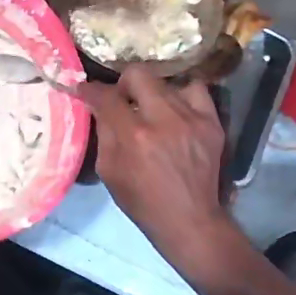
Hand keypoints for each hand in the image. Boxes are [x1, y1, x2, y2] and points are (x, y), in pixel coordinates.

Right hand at [77, 68, 235, 260]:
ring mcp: (191, 118)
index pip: (106, 95)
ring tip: (150, 108)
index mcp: (133, 135)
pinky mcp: (211, 122)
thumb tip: (97, 106)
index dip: (90, 89)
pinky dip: (181, 94)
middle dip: (122, 83)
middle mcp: (163, 119)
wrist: (189, 219)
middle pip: (138, 74)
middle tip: (121, 99)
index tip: (84, 89)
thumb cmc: (142, 200)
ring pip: (165, 81)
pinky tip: (175, 108)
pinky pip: (195, 89)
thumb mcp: (108, 170)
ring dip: (151, 92)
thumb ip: (103, 132)